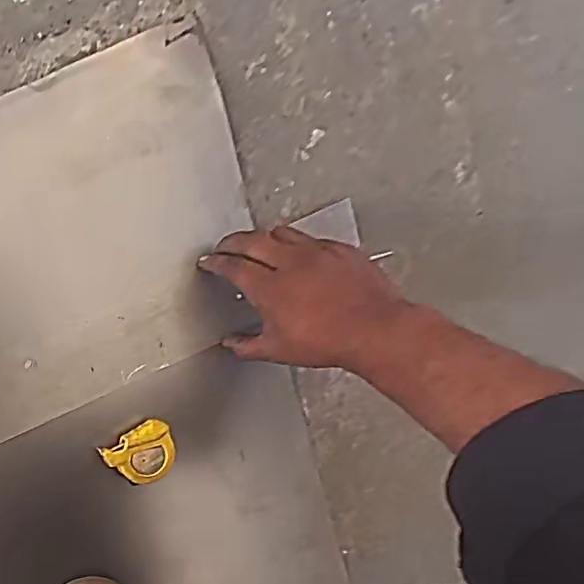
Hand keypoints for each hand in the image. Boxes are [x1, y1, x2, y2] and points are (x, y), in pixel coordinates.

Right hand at [199, 225, 422, 370]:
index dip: (216, 262)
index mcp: (270, 288)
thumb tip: (233, 343)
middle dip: (232, 242)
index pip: (233, 266)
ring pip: (281, 233)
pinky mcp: (341, 251)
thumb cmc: (330, 340)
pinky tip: (297, 252)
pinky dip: (296, 242)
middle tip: (224, 246)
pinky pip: (311, 238)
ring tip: (256, 243)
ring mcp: (318, 253)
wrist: (375, 330)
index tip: (209, 261)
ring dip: (262, 237)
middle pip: (252, 240)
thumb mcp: (276, 350)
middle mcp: (292, 264)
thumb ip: (246, 345)